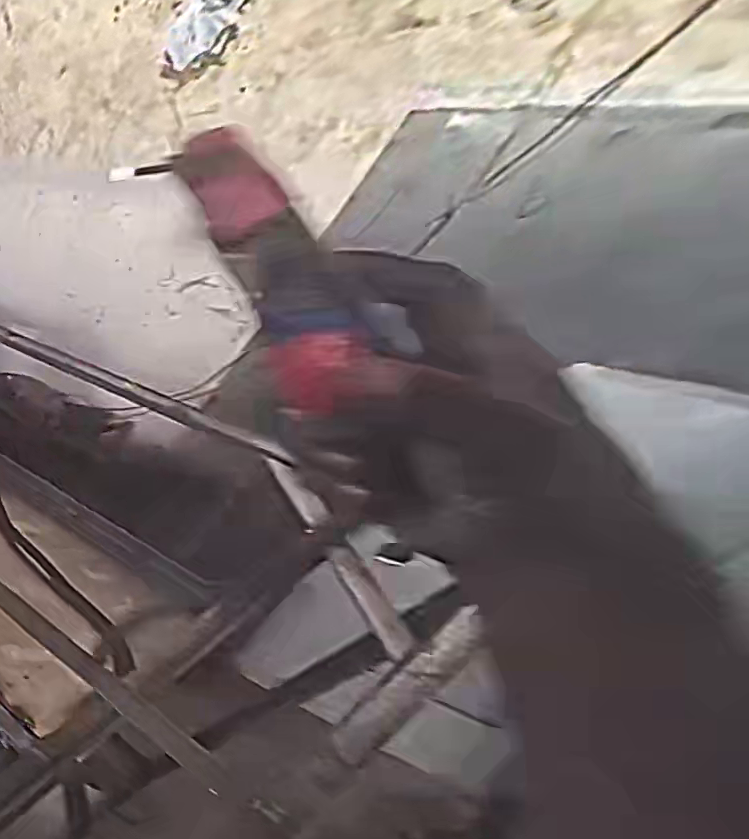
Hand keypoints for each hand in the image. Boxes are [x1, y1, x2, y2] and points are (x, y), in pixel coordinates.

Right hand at [294, 249, 661, 565]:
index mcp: (477, 353)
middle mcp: (430, 379)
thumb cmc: (544, 490)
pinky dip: (327, 471)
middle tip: (291, 389)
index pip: (426, 291)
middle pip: (353, 348)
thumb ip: (426, 399)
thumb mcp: (501, 436)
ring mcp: (398, 423)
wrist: (548, 567)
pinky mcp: (374, 462)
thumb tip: (344, 371)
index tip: (313, 271)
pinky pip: (325, 451)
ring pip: (328, 406)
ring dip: (323, 437)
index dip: (374, 272)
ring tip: (349, 469)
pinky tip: (353, 493)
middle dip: (316, 372)